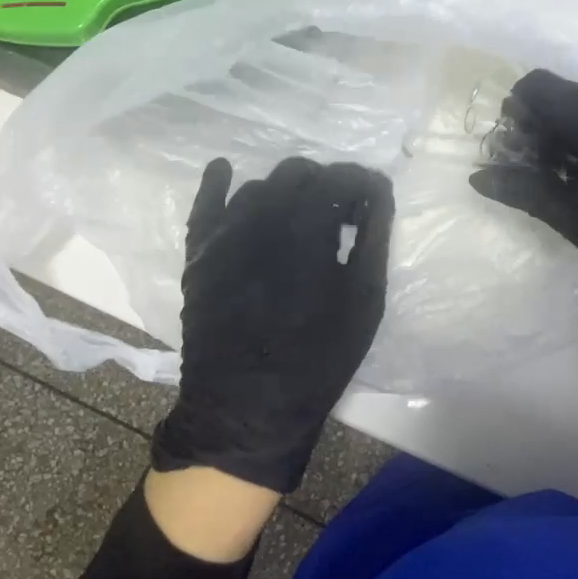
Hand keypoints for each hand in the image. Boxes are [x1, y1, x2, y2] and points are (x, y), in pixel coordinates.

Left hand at [151, 157, 392, 493]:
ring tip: (299, 221)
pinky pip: (206, 203)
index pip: (340, 178)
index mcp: (308, 226)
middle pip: (299, 174)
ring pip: (260, 187)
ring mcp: (225, 231)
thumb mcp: (363, 300)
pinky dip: (218, 182)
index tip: (372, 201)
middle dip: (325, 185)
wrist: (246, 408)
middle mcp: (263, 215)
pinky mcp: (199, 252)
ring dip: (286, 193)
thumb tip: (378, 192)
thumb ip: (373, 237)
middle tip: (340, 216)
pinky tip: (225, 171)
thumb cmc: (317, 358)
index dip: (362, 185)